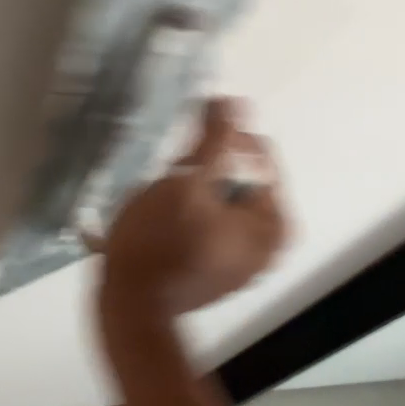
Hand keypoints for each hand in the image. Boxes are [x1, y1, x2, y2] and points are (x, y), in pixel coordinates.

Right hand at [97, 97, 289, 315]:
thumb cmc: (160, 241)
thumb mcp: (187, 180)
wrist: (130, 304)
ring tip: (167, 181)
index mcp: (274, 226)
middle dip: (211, 166)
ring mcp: (243, 266)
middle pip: (242, 183)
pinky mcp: (215, 275)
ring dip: (199, 187)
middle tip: (177, 160)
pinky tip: (164, 210)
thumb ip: (215, 138)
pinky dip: (193, 213)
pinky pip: (210, 228)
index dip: (226, 137)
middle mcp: (269, 249)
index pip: (260, 158)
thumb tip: (234, 101)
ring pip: (223, 205)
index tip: (192, 129)